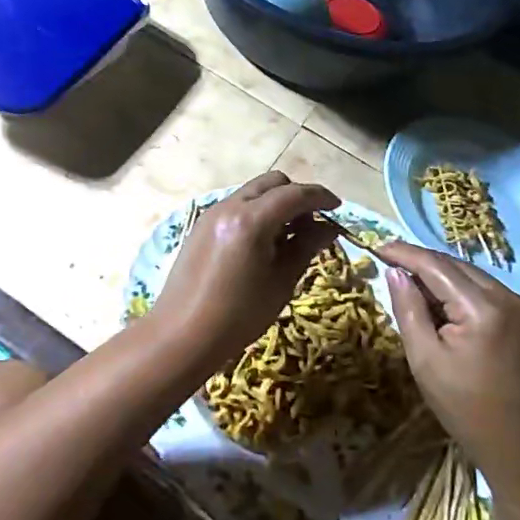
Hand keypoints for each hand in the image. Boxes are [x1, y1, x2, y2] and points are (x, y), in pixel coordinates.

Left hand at [152, 171, 339, 366]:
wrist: (181, 336)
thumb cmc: (238, 316)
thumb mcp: (280, 282)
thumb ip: (306, 247)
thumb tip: (328, 228)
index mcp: (251, 220)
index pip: (294, 194)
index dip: (320, 198)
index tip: (338, 208)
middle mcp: (229, 207)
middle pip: (272, 183)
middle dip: (297, 195)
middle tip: (313, 223)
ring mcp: (211, 214)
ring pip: (253, 192)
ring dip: (276, 203)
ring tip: (289, 236)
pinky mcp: (201, 226)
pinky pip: (237, 206)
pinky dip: (256, 212)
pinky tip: (263, 243)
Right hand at [381, 241, 519, 483]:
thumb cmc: (466, 409)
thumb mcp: (425, 360)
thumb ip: (408, 309)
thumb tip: (393, 272)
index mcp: (483, 308)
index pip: (436, 265)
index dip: (404, 253)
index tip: (377, 245)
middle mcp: (509, 298)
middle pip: (456, 265)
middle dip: (422, 262)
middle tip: (390, 265)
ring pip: (473, 276)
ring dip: (443, 276)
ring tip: (413, 286)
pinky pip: (489, 292)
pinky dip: (463, 291)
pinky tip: (445, 305)